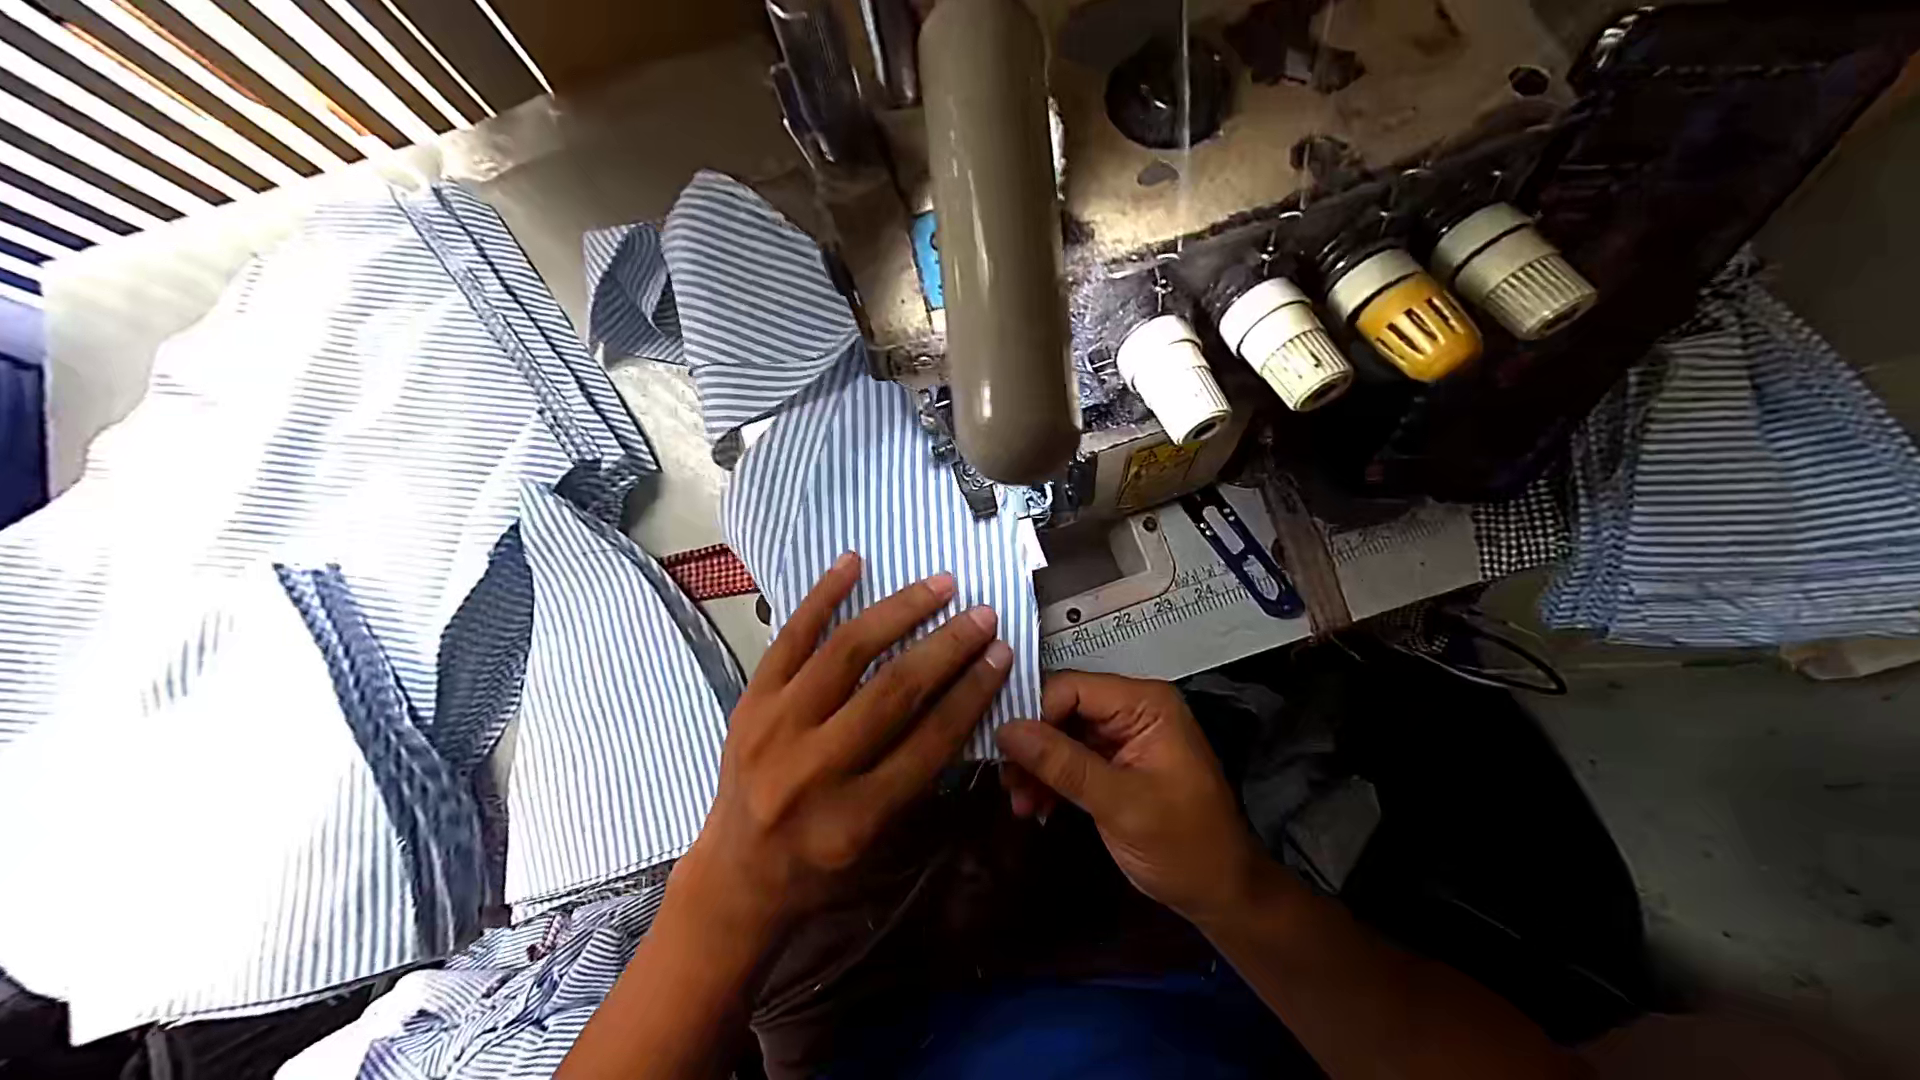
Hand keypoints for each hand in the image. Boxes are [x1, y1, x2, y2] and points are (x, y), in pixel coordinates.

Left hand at [674, 552, 1010, 941]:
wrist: (736, 874)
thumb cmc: (819, 865)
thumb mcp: (880, 838)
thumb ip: (919, 773)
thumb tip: (962, 698)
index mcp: (856, 816)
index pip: (930, 739)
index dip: (973, 691)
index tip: (1002, 654)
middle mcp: (814, 768)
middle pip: (894, 691)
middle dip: (947, 647)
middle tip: (982, 615)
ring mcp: (774, 728)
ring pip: (846, 653)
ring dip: (899, 612)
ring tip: (938, 585)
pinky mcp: (750, 701)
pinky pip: (790, 637)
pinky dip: (823, 596)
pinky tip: (852, 563)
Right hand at [996, 672, 1267, 927]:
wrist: (1220, 894)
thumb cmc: (1183, 845)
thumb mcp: (1121, 804)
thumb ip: (1063, 764)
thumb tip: (1006, 730)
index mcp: (1145, 703)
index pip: (1072, 687)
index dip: (1033, 712)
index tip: (1002, 748)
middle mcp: (1131, 709)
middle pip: (1062, 709)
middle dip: (1031, 745)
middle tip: (1005, 780)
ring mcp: (1121, 736)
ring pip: (1059, 735)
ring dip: (1036, 767)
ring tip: (1019, 801)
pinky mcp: (1111, 761)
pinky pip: (1068, 758)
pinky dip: (1049, 780)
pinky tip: (1033, 806)